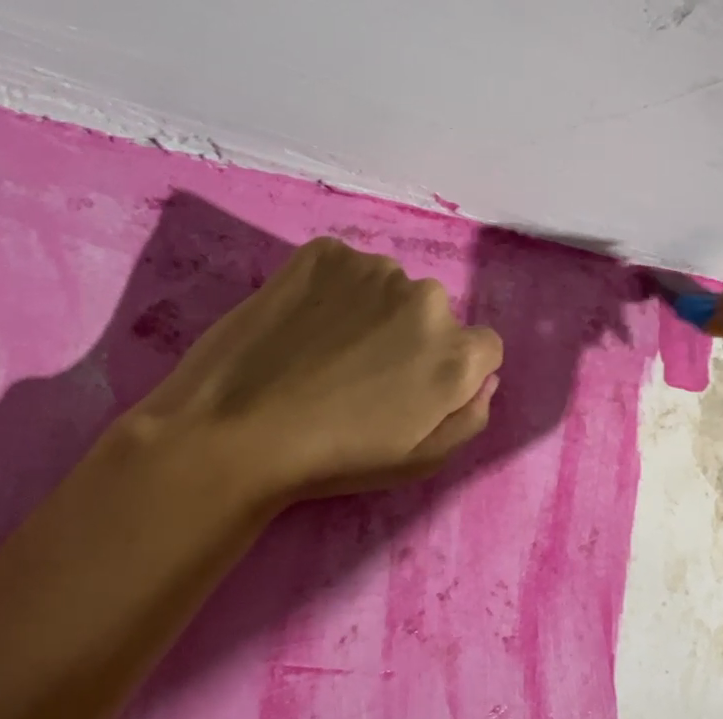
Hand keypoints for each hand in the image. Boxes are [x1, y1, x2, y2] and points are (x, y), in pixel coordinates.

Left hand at [127, 236, 502, 505]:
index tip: (413, 394)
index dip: (451, 375)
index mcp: (457, 355)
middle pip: (435, 316)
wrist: (238, 430)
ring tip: (327, 355)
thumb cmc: (338, 459)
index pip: (484, 349)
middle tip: (364, 379)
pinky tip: (304, 328)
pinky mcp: (323, 252)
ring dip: (374, 315)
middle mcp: (427, 299)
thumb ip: (471, 417)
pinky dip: (335, 293)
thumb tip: (483, 379)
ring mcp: (373, 268)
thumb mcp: (422, 461)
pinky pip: (346, 270)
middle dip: (412, 342)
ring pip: (390, 291)